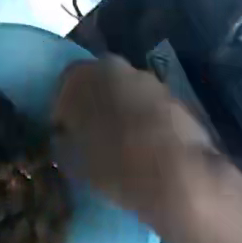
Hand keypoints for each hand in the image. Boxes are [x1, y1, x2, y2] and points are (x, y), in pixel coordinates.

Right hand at [52, 54, 222, 231]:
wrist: (180, 176)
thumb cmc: (115, 165)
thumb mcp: (74, 162)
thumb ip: (63, 143)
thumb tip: (64, 139)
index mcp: (79, 76)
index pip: (62, 87)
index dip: (62, 113)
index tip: (64, 136)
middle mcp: (112, 66)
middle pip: (95, 84)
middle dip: (91, 106)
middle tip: (90, 138)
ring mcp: (146, 78)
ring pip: (123, 92)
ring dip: (119, 110)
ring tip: (121, 145)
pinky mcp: (173, 95)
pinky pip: (148, 105)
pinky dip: (143, 119)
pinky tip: (146, 147)